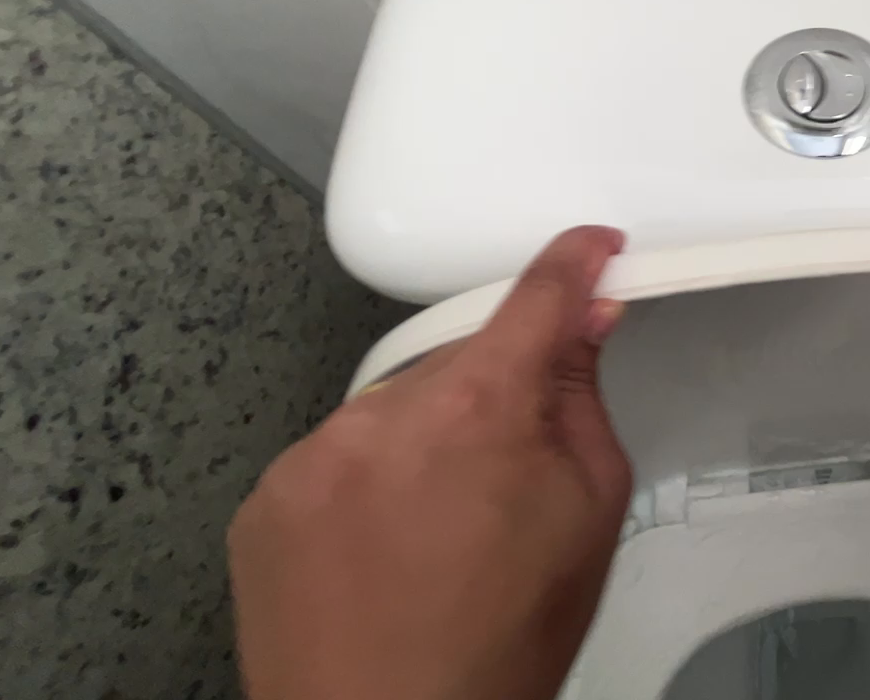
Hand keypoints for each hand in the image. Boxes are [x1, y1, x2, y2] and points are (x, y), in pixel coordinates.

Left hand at [228, 226, 632, 699]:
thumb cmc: (516, 623)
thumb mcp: (593, 496)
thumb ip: (584, 391)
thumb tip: (591, 318)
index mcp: (479, 408)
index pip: (539, 295)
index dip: (577, 258)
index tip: (598, 245)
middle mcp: (385, 413)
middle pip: (471, 351)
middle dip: (511, 375)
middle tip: (528, 447)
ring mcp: (314, 453)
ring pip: (412, 393)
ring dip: (448, 418)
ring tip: (459, 503)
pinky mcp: (271, 494)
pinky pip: (355, 439)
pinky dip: (391, 457)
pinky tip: (402, 524)